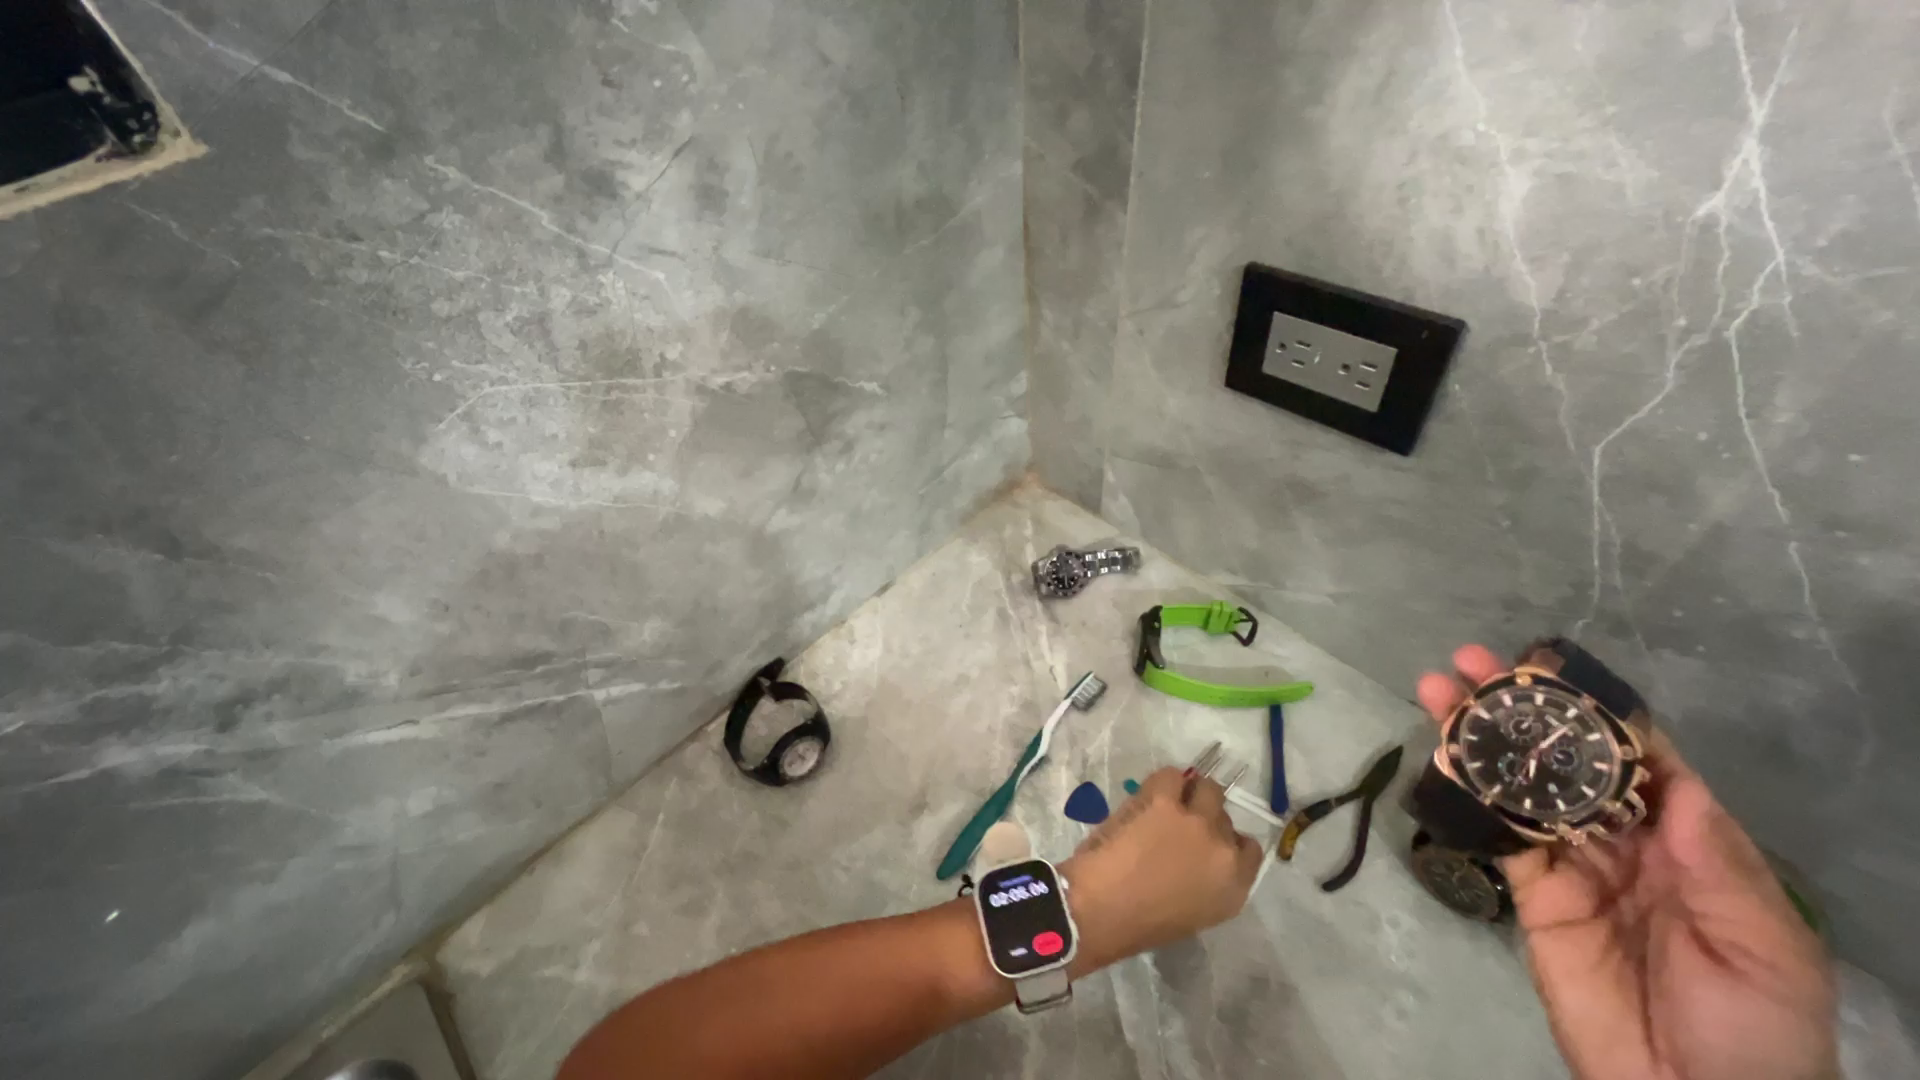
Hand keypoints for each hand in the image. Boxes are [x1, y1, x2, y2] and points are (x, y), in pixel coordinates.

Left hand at [1060, 767, 1261, 969]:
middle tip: (1181, 821)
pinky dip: (1162, 782)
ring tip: (1166, 802)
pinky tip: (1147, 795)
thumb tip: (1197, 857)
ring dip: (1189, 792)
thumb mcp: (1193, 912)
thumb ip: (1207, 882)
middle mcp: (1224, 850)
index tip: (1208, 839)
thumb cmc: (1139, 923)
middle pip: (1225, 815)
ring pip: (1206, 788)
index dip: (1227, 838)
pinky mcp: (1166, 800)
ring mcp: (1197, 821)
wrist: (1102, 908)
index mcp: (1234, 887)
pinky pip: (1172, 775)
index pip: (1249, 849)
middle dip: (1206, 815)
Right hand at [1418, 645, 1837, 1079]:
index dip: (1598, 712)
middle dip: (1522, 710)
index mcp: (1691, 843)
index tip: (1552, 669)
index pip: (1641, 761)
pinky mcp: (1530, 894)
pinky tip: (1441, 757)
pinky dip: (1469, 795)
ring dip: (1481, 738)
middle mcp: (1625, 840)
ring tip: (1438, 690)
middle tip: (1472, 662)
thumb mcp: (1766, 948)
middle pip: (1567, 761)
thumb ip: (1721, 865)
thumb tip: (1673, 784)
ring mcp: (1571, 865)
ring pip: (1521, 786)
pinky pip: (1499, 836)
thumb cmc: (1755, 1028)